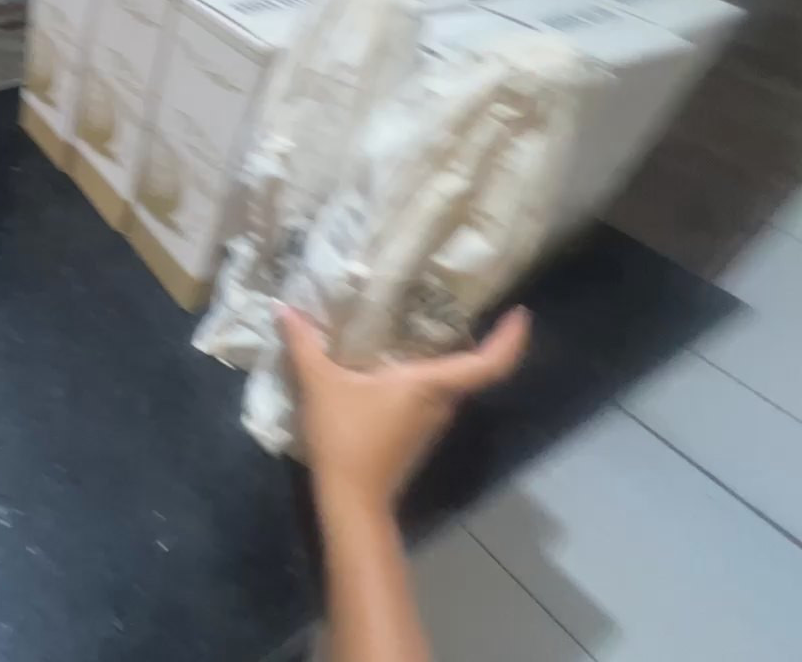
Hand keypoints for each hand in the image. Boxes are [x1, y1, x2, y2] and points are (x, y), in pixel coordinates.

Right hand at [279, 304, 530, 509]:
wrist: (351, 497)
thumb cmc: (346, 436)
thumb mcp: (319, 383)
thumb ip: (303, 343)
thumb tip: (283, 308)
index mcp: (428, 386)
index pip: (488, 364)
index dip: (510, 339)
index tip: (519, 313)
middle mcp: (439, 403)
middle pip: (471, 369)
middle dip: (473, 339)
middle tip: (453, 304)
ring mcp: (429, 421)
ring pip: (448, 383)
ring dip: (443, 356)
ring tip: (416, 325)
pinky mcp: (414, 432)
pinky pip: (428, 394)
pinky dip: (421, 373)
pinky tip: (389, 362)